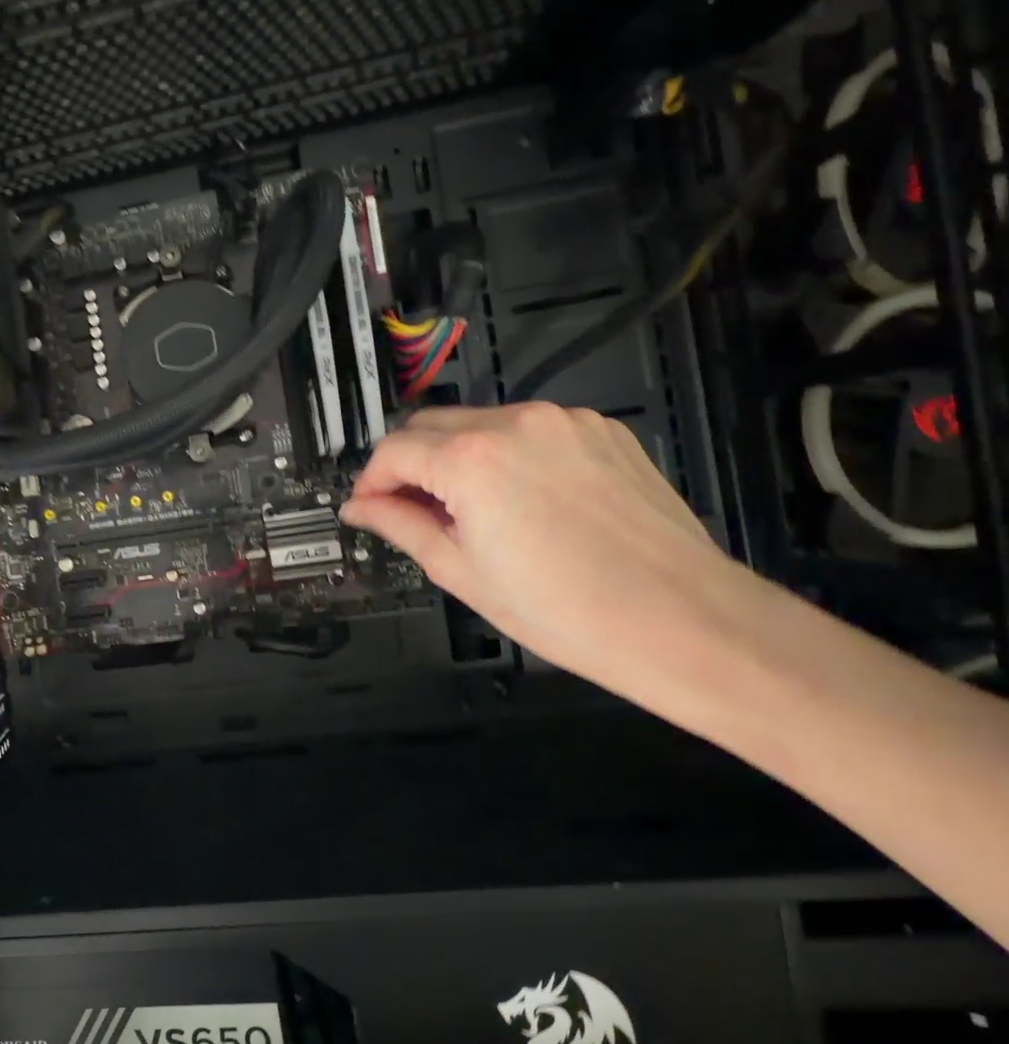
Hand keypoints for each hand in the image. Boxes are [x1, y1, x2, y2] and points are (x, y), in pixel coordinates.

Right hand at [341, 403, 742, 694]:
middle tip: (409, 512)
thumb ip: (400, 526)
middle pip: (431, 425)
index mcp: (473, 459)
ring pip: (480, 425)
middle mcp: (518, 424)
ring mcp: (567, 423)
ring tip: (469, 514)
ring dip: (457, 459)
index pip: (392, 451)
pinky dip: (507, 457)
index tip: (368, 507)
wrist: (682, 620)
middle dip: (409, 465)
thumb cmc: (568, 609)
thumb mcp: (459, 571)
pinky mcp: (603, 432)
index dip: (370, 482)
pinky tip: (519, 504)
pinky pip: (531, 432)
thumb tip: (363, 509)